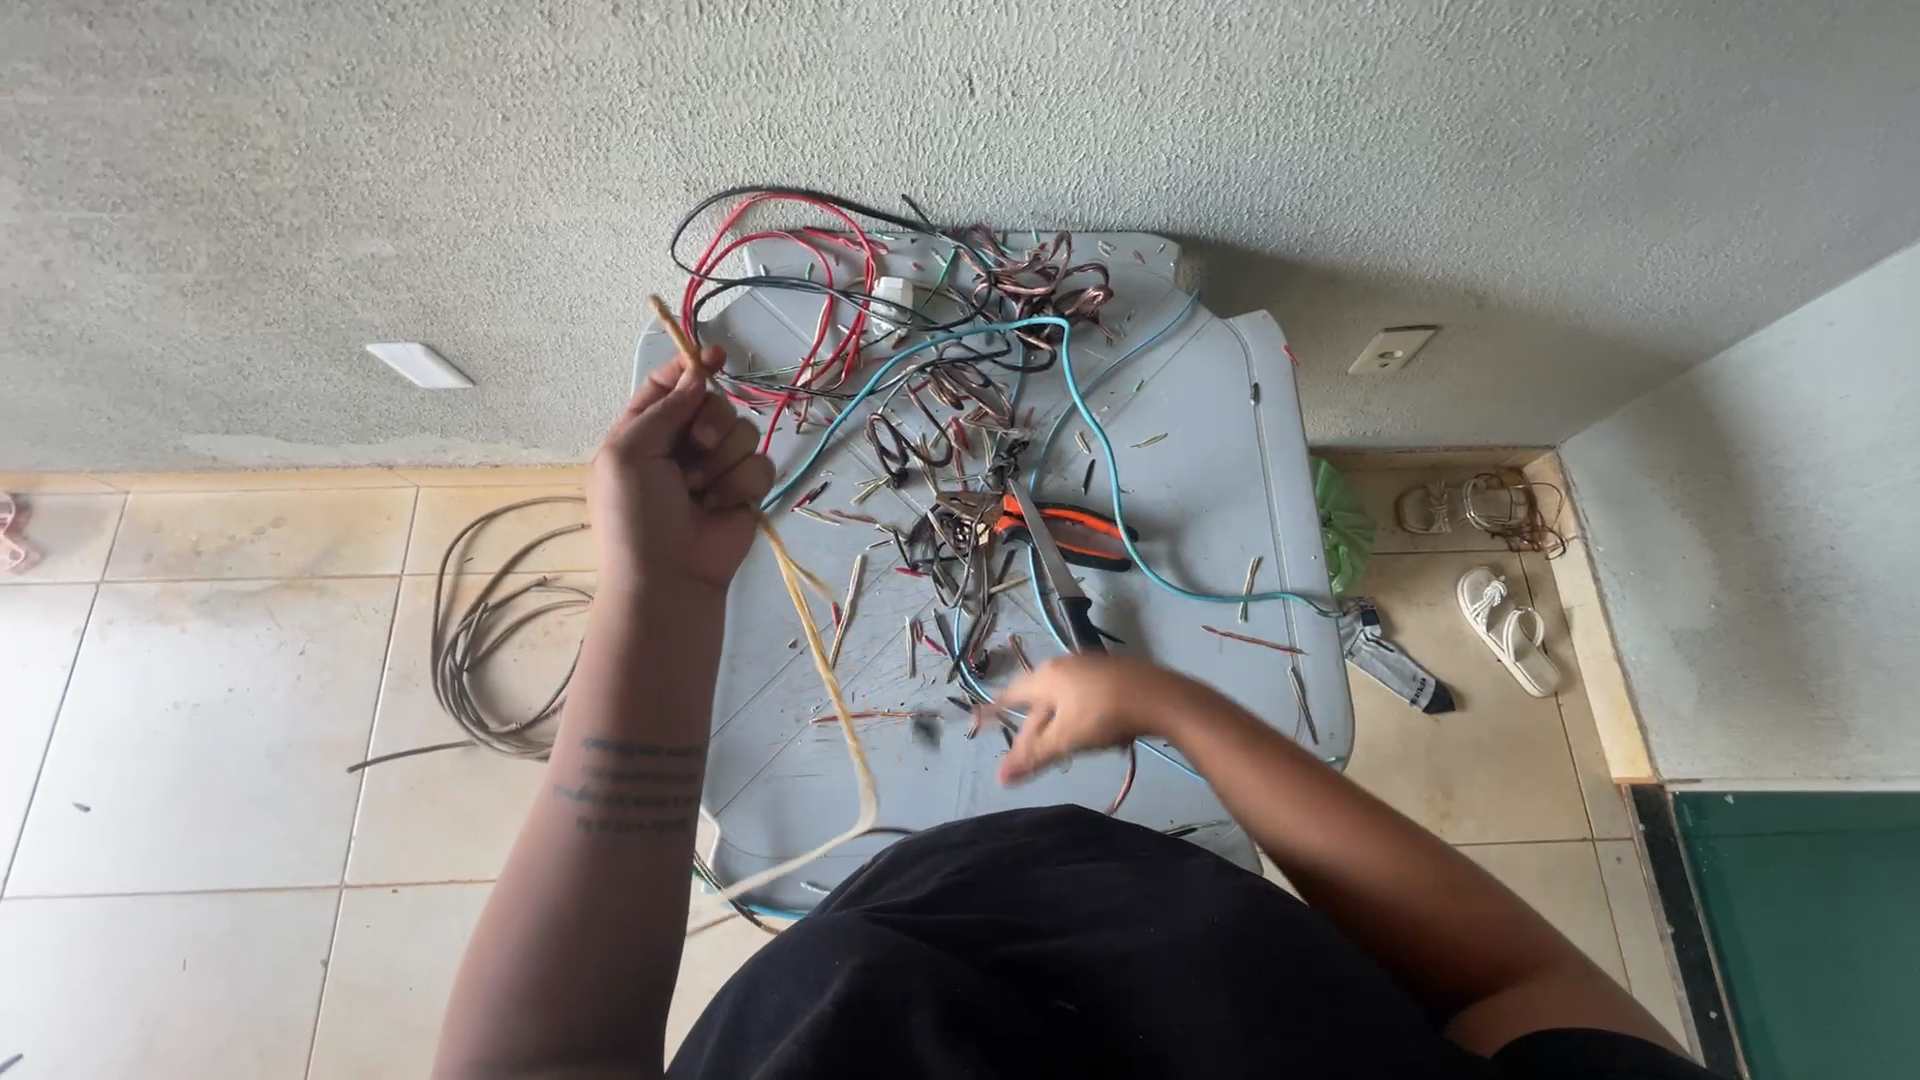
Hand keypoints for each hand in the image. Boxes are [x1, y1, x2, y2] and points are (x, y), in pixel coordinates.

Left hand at [590, 347, 774, 595]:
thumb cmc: (635, 515)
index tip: (716, 355)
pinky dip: (741, 484)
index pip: (673, 385)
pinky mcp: (747, 490)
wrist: (670, 576)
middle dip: (711, 422)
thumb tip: (698, 374)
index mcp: (646, 431)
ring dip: (723, 460)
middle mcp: (684, 444)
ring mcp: (719, 467)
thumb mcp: (627, 453)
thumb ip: (662, 408)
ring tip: (702, 491)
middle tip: (697, 448)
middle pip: (716, 402)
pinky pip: (761, 464)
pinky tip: (721, 506)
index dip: (693, 366)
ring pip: (743, 431)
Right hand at [993, 655, 1216, 783]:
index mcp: (1046, 676)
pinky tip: (1097, 734)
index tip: (984, 718)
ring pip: (1064, 698)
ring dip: (1059, 723)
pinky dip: (1081, 715)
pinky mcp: (1113, 672)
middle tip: (1032, 752)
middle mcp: (1064, 664)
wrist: (1160, 696)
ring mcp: (1090, 665)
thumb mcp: (1065, 739)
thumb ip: (1033, 757)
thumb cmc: (1104, 715)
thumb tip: (1000, 778)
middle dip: (1035, 727)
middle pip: (1040, 699)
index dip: (997, 709)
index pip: (1012, 694)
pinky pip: (1086, 695)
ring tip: (1064, 746)